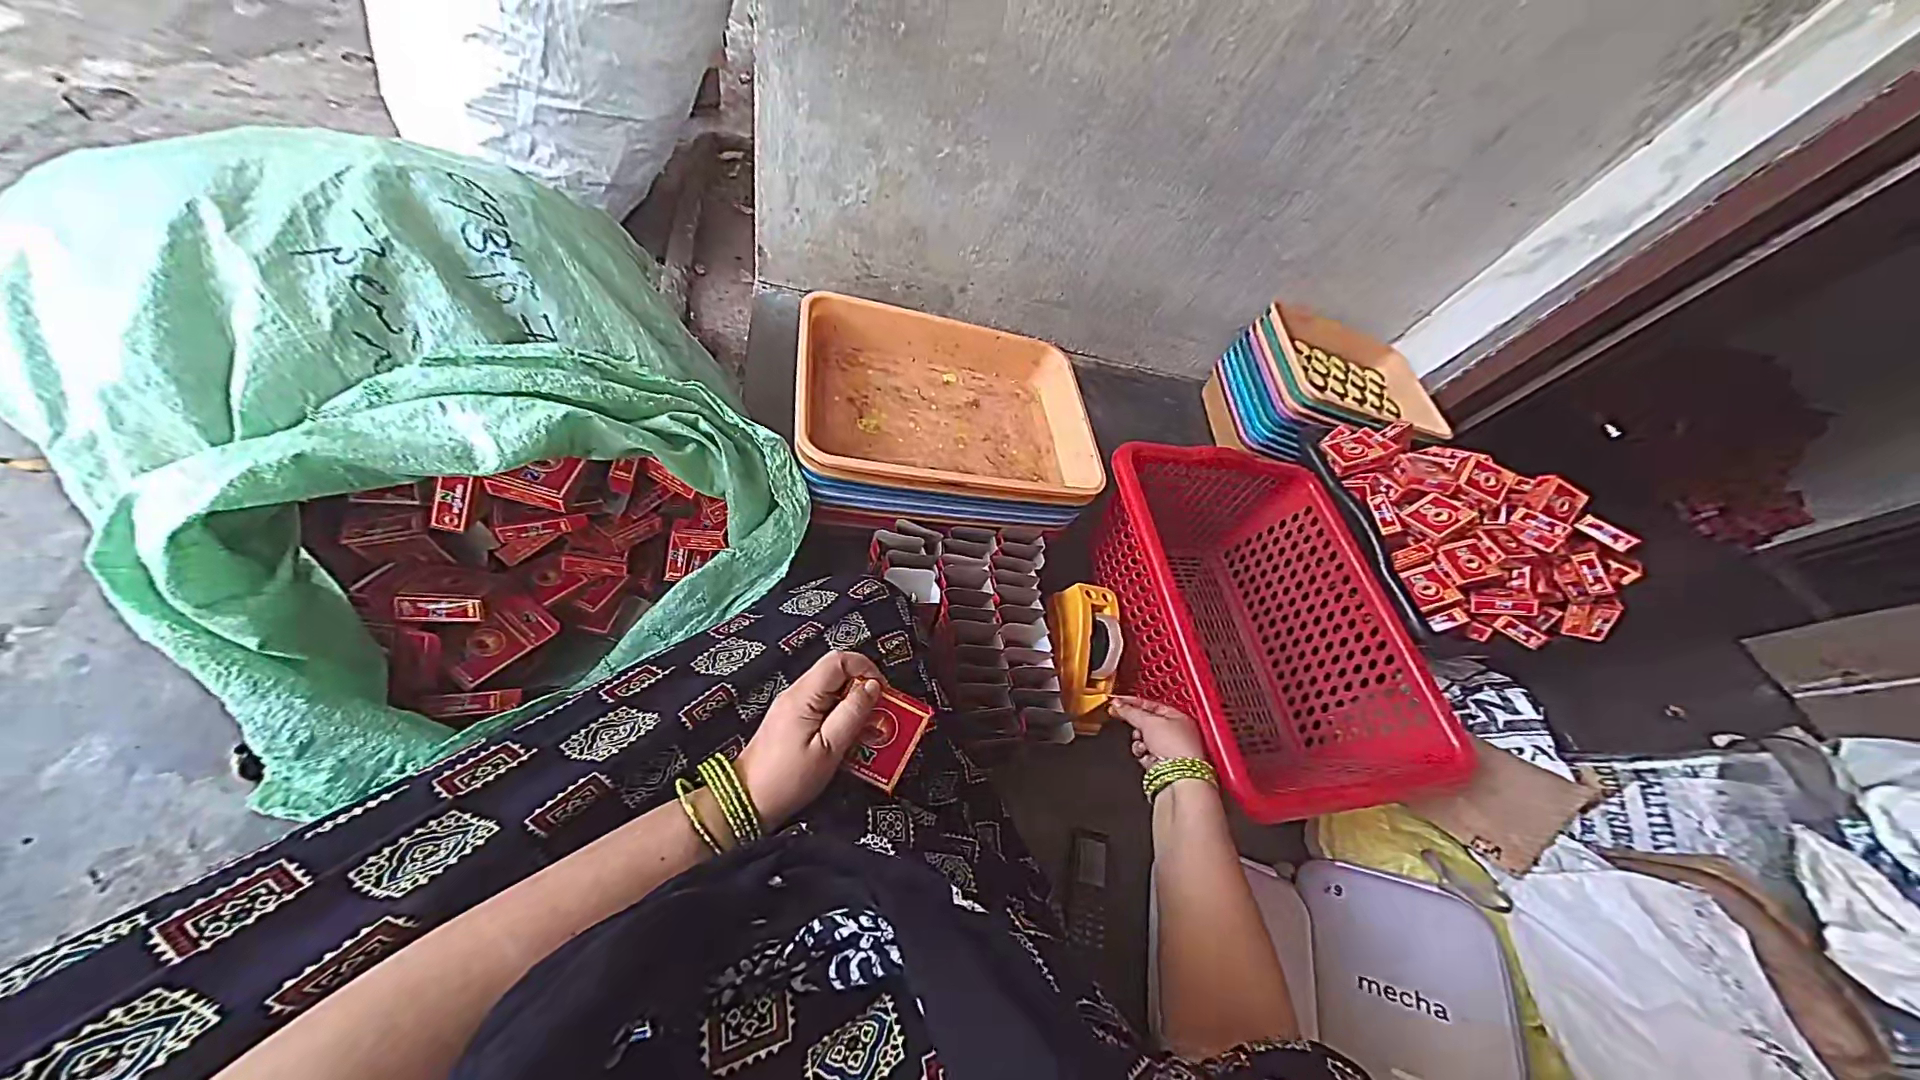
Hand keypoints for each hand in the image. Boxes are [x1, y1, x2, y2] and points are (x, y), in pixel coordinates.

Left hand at [734, 650, 883, 827]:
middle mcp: (796, 693)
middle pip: (837, 672)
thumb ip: (853, 713)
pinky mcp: (792, 719)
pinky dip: (840, 716)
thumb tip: (873, 687)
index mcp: (804, 695)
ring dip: (853, 705)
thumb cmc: (786, 779)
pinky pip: (822, 705)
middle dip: (862, 689)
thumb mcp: (829, 749)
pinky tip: (846, 738)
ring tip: (864, 731)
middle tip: (877, 715)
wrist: (747, 801)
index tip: (881, 694)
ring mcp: (792, 706)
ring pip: (832, 690)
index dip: (867, 669)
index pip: (840, 659)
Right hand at [1110, 696, 1208, 770]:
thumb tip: (1119, 705)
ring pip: (1144, 740)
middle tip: (1124, 720)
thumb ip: (1131, 712)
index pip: (1151, 705)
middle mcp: (1176, 733)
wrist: (1177, 778)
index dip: (1133, 703)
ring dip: (1139, 742)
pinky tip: (1146, 756)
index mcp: (1178, 717)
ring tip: (1142, 745)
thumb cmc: (1176, 748)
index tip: (1118, 702)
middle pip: (1147, 723)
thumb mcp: (1149, 722)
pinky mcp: (1162, 764)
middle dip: (1136, 725)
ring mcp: (1170, 749)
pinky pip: (1145, 754)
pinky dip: (1142, 754)